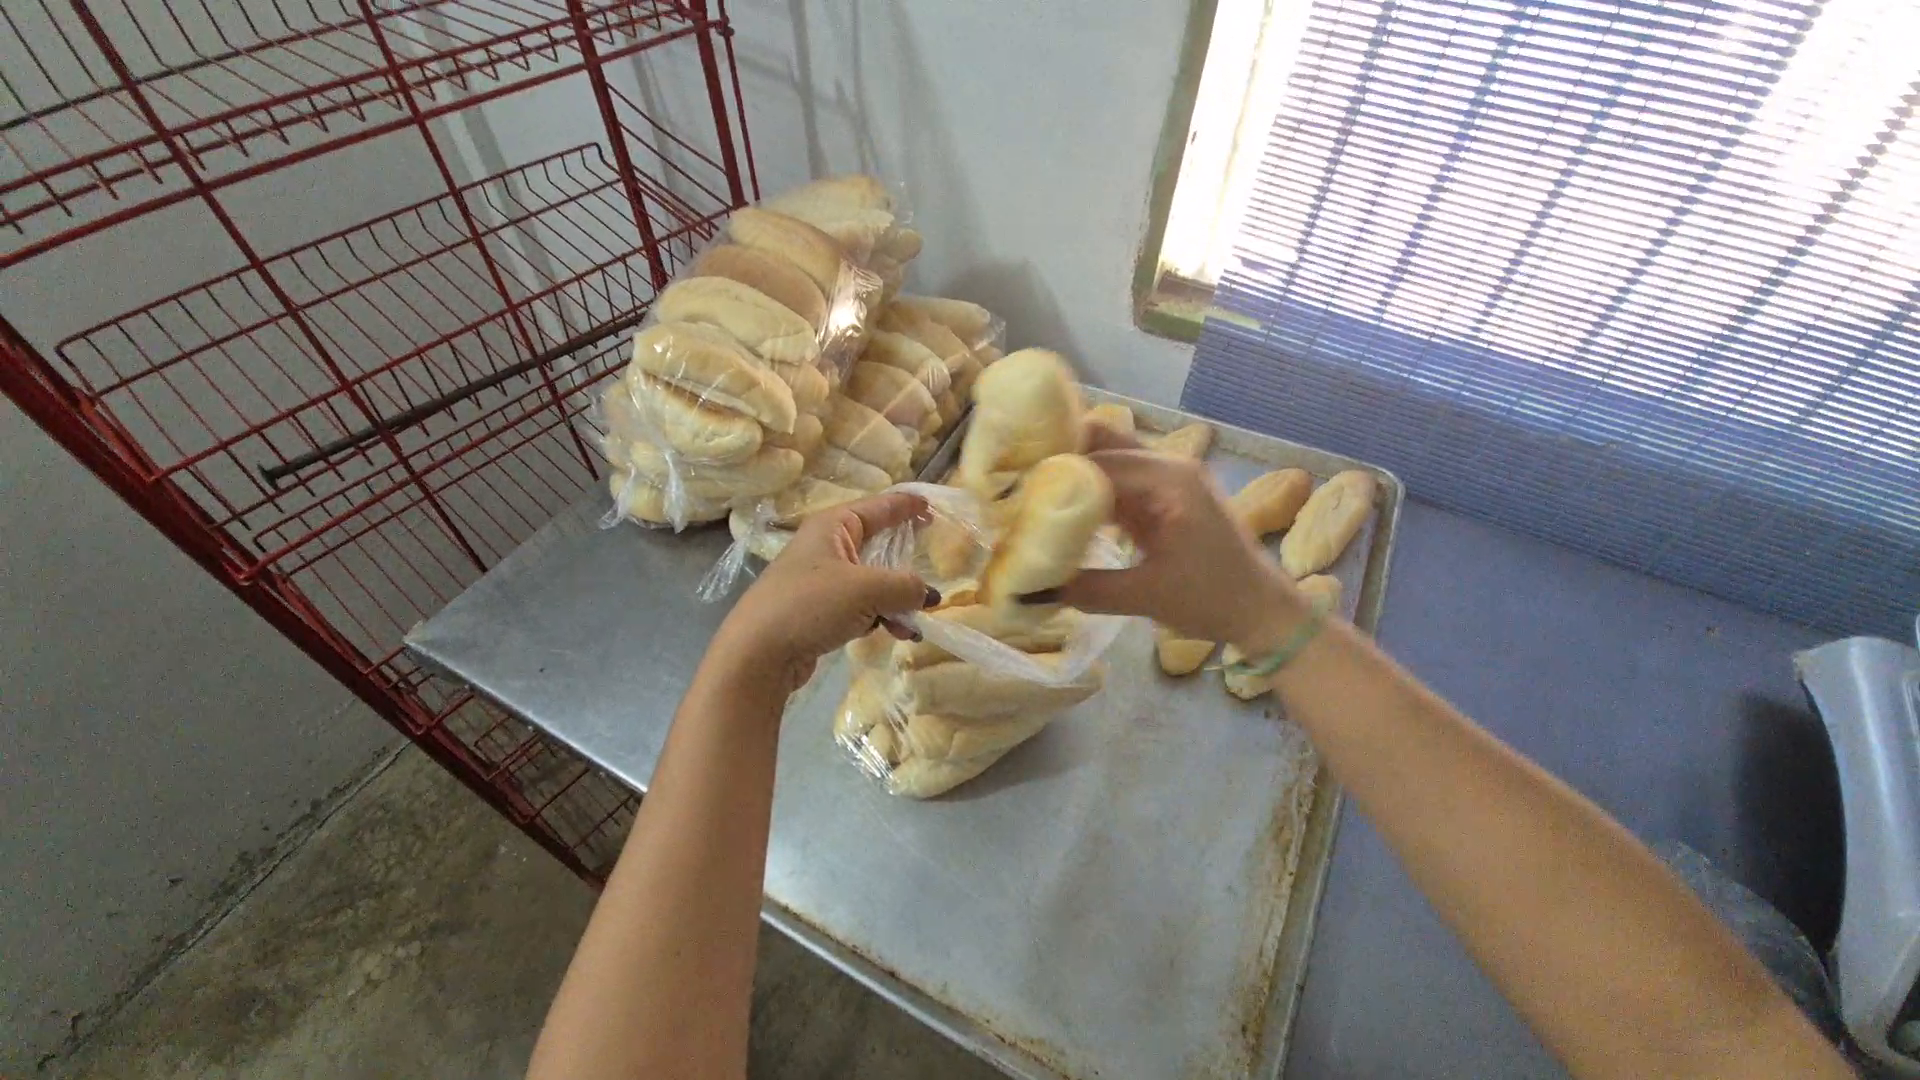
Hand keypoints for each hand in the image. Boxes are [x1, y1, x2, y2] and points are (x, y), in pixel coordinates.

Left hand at [711, 492, 938, 696]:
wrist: (757, 654)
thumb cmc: (810, 605)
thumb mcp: (867, 589)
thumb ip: (906, 587)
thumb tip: (929, 595)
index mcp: (834, 526)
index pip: (880, 506)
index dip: (908, 505)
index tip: (935, 507)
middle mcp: (827, 547)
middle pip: (878, 543)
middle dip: (907, 557)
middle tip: (935, 559)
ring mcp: (822, 580)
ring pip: (873, 580)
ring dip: (898, 598)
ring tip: (918, 619)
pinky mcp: (820, 611)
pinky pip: (862, 606)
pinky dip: (882, 616)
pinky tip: (898, 634)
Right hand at [1044, 441, 1306, 647]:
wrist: (1262, 611)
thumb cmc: (1212, 599)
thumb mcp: (1145, 597)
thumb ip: (1086, 589)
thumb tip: (1029, 590)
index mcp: (1169, 480)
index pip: (1098, 460)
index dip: (1054, 471)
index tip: (1014, 489)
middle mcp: (1169, 467)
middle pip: (1104, 440)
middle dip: (1061, 455)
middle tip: (1018, 481)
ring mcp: (1169, 479)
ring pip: (1110, 457)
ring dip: (1074, 471)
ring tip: (1031, 492)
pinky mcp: (1166, 497)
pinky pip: (1120, 480)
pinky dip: (1091, 490)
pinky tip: (1062, 510)